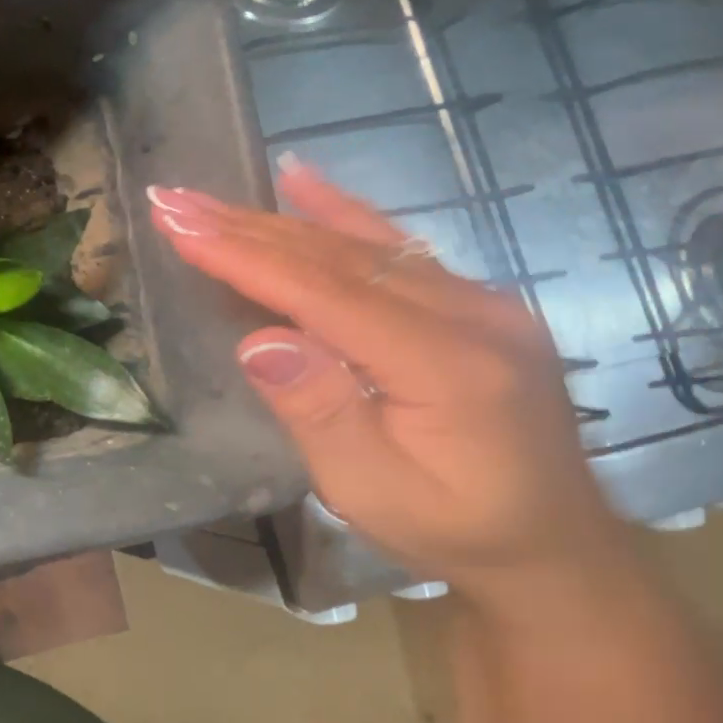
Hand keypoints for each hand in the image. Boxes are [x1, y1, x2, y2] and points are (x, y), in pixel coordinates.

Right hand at [149, 159, 630, 595]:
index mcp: (446, 365)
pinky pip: (393, 246)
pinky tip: (300, 178)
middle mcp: (470, 315)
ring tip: (201, 198)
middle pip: (335, 257)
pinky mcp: (470, 302)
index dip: (245, 257)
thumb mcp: (369, 490)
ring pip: (356, 245)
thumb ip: (318, 412)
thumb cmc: (449, 527)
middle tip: (170, 199)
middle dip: (242, 226)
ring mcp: (477, 301)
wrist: (553, 544)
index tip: (178, 226)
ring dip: (270, 219)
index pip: (325, 294)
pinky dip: (338, 209)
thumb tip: (256, 340)